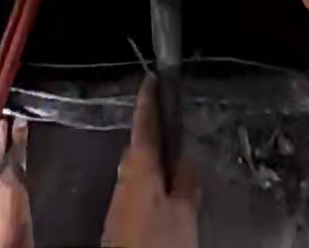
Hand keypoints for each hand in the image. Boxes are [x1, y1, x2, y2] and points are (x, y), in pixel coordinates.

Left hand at [101, 77, 196, 247]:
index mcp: (139, 165)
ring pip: (142, 171)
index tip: (152, 77)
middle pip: (142, 147)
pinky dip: (154, 186)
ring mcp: (120, 202)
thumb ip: (187, 183)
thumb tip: (187, 159)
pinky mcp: (121, 224)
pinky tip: (169, 195)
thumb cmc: (157, 245)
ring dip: (158, 164)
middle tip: (179, 125)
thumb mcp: (184, 214)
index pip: (144, 121)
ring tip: (181, 162)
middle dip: (158, 136)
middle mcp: (124, 178)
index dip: (149, 98)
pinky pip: (140, 192)